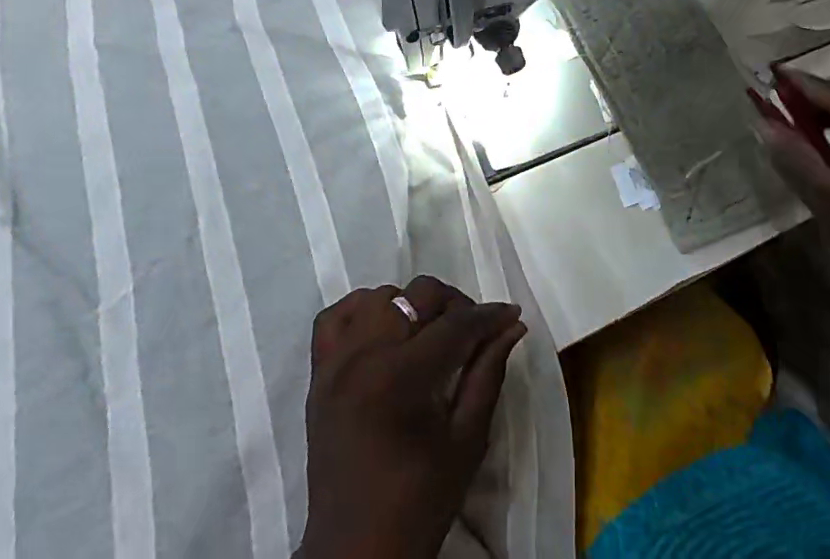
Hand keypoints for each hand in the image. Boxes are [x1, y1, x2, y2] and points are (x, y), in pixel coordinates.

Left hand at [298, 276, 527, 558]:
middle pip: (415, 296)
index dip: (488, 316)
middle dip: (454, 305)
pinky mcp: (317, 370)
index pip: (454, 326)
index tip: (512, 314)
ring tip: (430, 334)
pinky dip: (361, 311)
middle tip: (475, 329)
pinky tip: (382, 329)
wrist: (356, 544)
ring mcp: (333, 359)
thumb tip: (512, 326)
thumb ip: (488, 374)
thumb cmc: (420, 500)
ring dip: (410, 305)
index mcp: (400, 377)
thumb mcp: (466, 440)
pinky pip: (334, 316)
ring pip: (377, 297)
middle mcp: (362, 354)